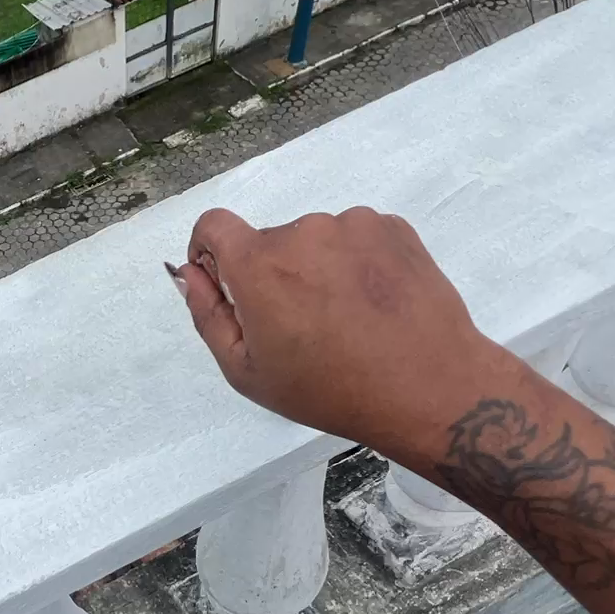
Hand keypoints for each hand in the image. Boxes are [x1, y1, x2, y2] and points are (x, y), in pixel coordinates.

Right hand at [169, 206, 514, 463]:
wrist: (426, 386)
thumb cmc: (326, 389)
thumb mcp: (245, 370)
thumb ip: (207, 314)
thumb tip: (188, 272)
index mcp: (259, 265)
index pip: (213, 225)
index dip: (209, 252)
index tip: (226, 284)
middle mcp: (303, 231)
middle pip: (266, 243)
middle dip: (269, 277)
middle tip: (297, 328)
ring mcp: (353, 225)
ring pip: (311, 242)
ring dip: (312, 271)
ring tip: (340, 320)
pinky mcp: (392, 227)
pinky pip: (352, 239)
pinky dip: (350, 264)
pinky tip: (368, 305)